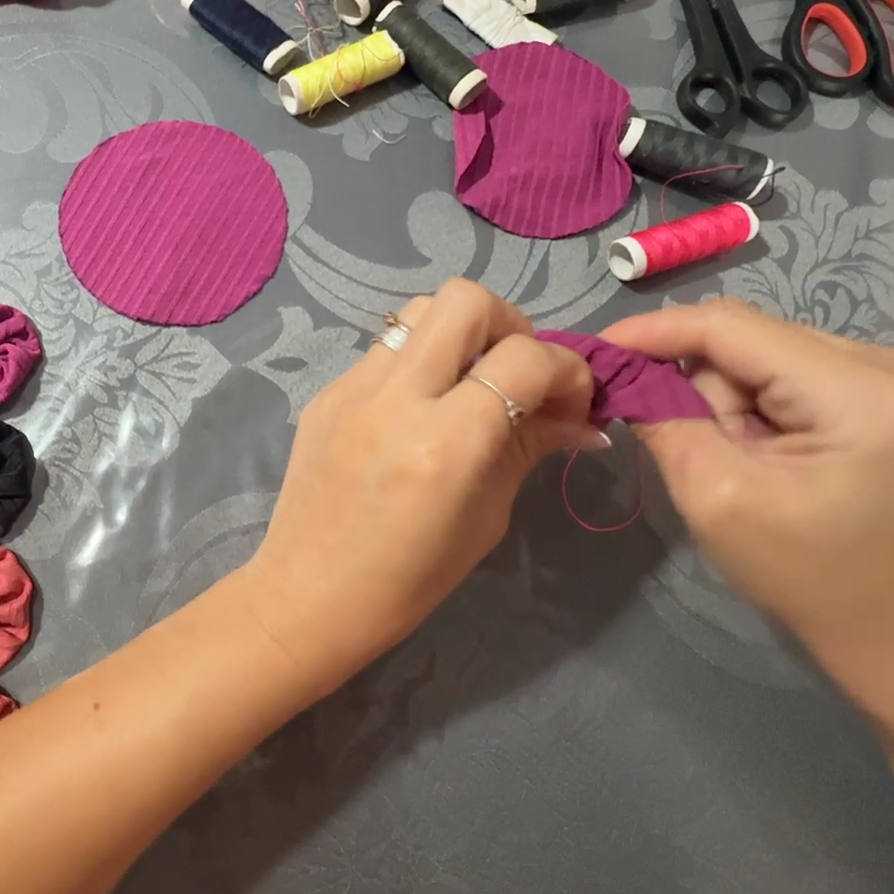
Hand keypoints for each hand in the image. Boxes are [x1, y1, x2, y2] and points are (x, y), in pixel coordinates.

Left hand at [243, 280, 601, 684]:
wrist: (309, 593)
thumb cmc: (410, 577)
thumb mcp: (487, 516)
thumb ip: (529, 448)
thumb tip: (584, 419)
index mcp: (445, 443)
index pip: (525, 359)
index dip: (567, 370)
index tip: (572, 400)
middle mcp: (395, 400)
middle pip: (464, 300)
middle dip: (510, 324)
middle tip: (516, 371)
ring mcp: (351, 389)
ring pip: (417, 312)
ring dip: (458, 333)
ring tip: (469, 382)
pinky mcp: (325, 393)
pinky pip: (384, 350)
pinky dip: (416, 362)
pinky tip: (419, 408)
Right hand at [602, 300, 893, 674]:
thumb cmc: (808, 576)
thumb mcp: (716, 498)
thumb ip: (666, 419)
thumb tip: (624, 372)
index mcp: (862, 393)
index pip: (732, 327)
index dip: (655, 331)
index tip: (596, 351)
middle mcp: (891, 365)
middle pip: (748, 338)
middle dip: (698, 382)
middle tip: (693, 446)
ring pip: (762, 352)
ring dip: (726, 397)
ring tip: (739, 459)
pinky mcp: (888, 393)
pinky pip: (787, 370)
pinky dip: (753, 402)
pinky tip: (762, 448)